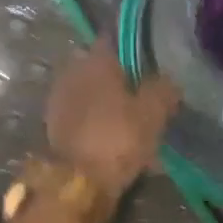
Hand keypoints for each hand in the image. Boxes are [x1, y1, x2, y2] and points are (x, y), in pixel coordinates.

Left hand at [46, 40, 179, 196]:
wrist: (76, 183)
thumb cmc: (117, 139)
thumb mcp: (153, 113)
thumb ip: (163, 90)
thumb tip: (169, 80)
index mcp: (95, 60)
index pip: (115, 39)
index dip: (134, 48)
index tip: (151, 60)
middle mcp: (72, 72)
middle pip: (101, 68)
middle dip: (120, 78)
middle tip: (143, 93)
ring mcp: (59, 100)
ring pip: (91, 93)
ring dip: (107, 102)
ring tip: (131, 119)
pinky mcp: (54, 127)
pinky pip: (82, 116)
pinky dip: (96, 122)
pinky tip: (114, 136)